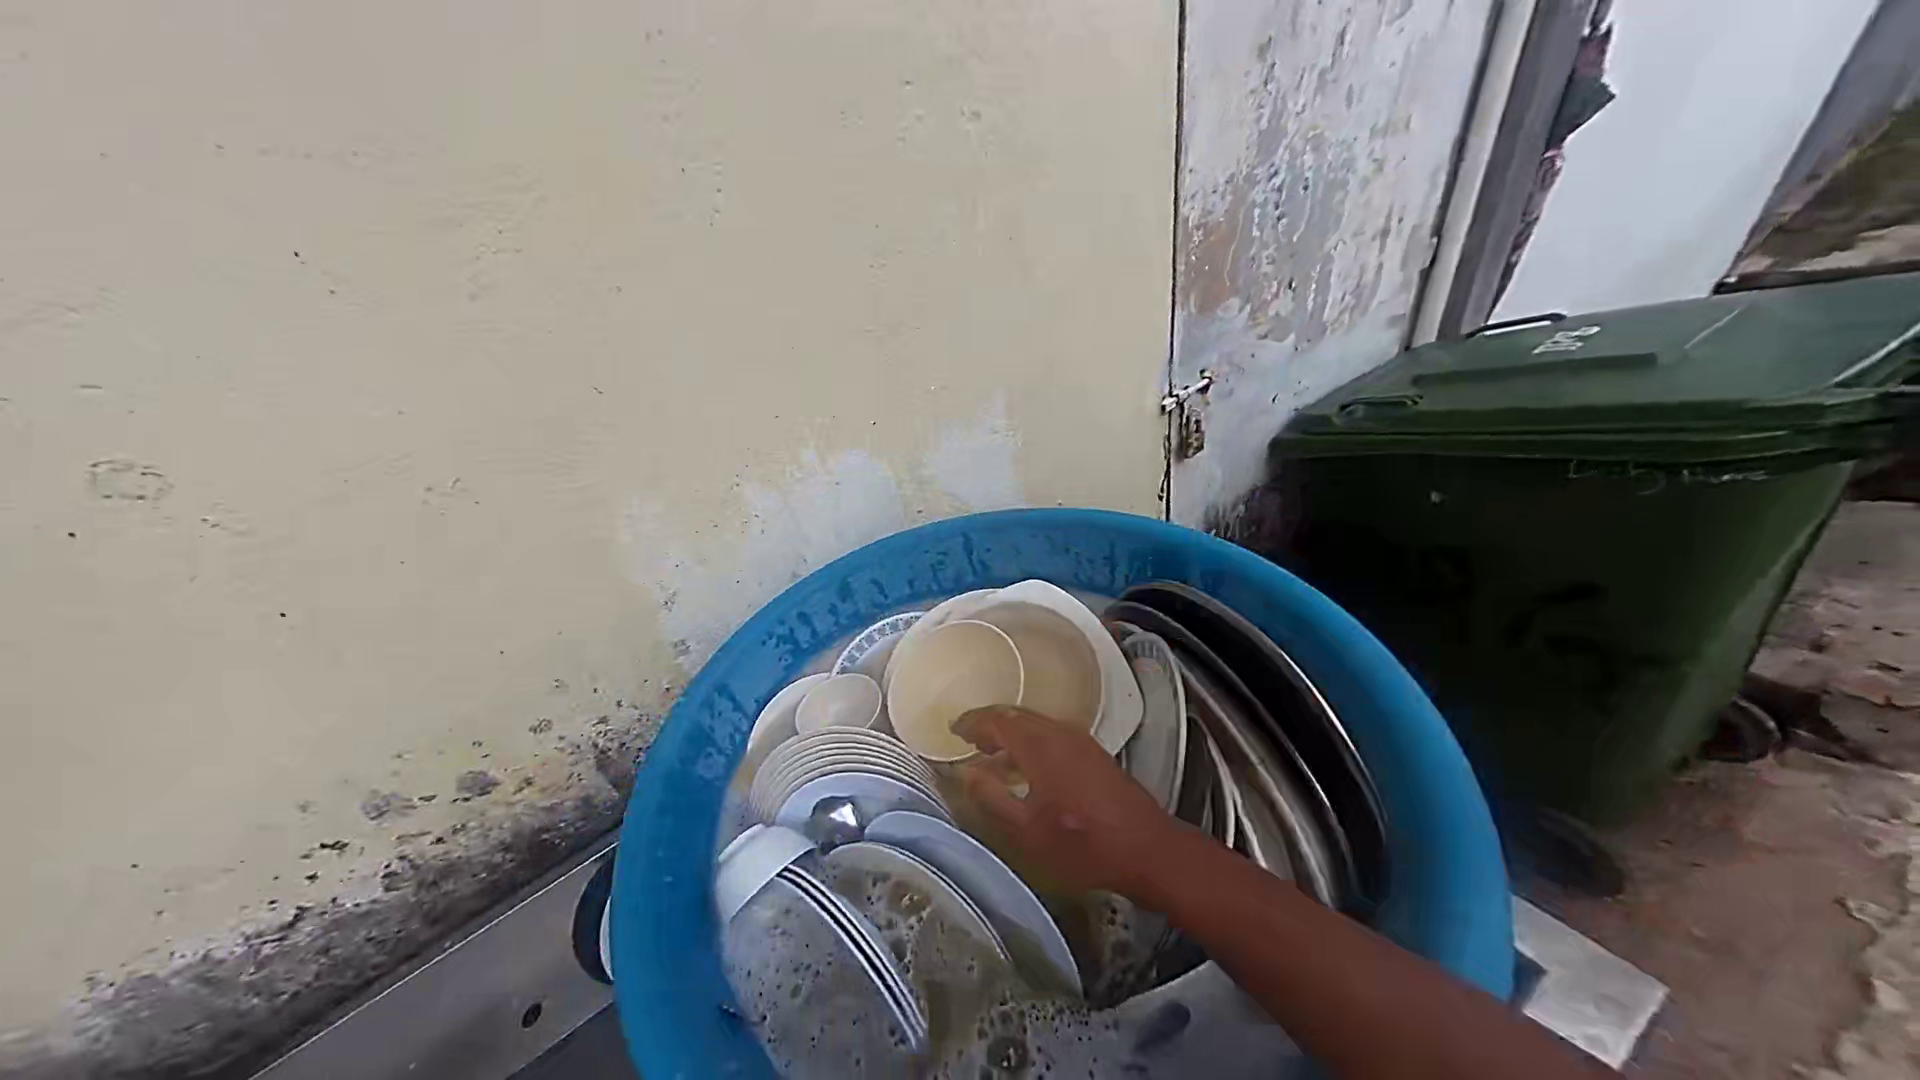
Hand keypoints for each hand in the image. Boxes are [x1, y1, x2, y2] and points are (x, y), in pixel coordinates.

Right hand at [953, 704, 1194, 899]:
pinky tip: (1025, 767)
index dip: (972, 722)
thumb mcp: (1026, 829)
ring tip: (990, 753)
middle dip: (990, 723)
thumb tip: (966, 772)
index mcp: (1039, 744)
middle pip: (1017, 715)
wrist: (1146, 848)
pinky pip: (1051, 734)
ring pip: (1035, 724)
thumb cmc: (1081, 843)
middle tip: (968, 739)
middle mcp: (1059, 732)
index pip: (997, 719)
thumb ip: (991, 797)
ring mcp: (1079, 740)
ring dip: (1010, 732)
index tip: (953, 730)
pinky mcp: (1092, 753)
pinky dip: (1030, 741)